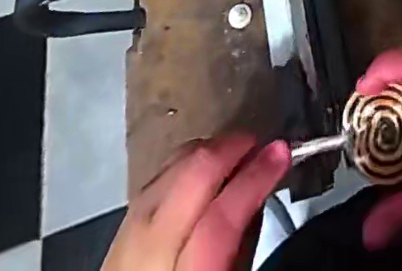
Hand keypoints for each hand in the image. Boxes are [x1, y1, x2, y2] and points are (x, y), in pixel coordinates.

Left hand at [102, 133, 289, 270]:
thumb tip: (261, 185)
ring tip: (240, 152)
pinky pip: (157, 177)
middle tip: (263, 144)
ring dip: (212, 150)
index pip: (218, 222)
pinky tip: (208, 166)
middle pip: (190, 179)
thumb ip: (242, 239)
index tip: (283, 151)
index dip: (254, 178)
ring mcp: (123, 238)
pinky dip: (188, 161)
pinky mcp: (118, 226)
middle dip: (232, 149)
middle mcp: (144, 258)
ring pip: (172, 169)